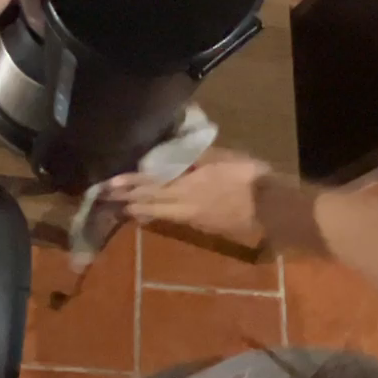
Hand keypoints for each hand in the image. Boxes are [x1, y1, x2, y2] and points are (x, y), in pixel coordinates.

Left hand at [104, 149, 271, 239]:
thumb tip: (173, 149)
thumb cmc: (248, 177)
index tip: (110, 183)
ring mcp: (193, 219)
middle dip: (128, 201)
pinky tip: (152, 215)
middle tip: (106, 199)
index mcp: (187, 186)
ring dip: (141, 210)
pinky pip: (173, 220)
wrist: (271, 208)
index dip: (130, 184)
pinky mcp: (203, 227)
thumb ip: (195, 155)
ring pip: (160, 215)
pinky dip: (158, 216)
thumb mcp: (221, 157)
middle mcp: (184, 205)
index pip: (151, 184)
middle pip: (150, 204)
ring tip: (123, 208)